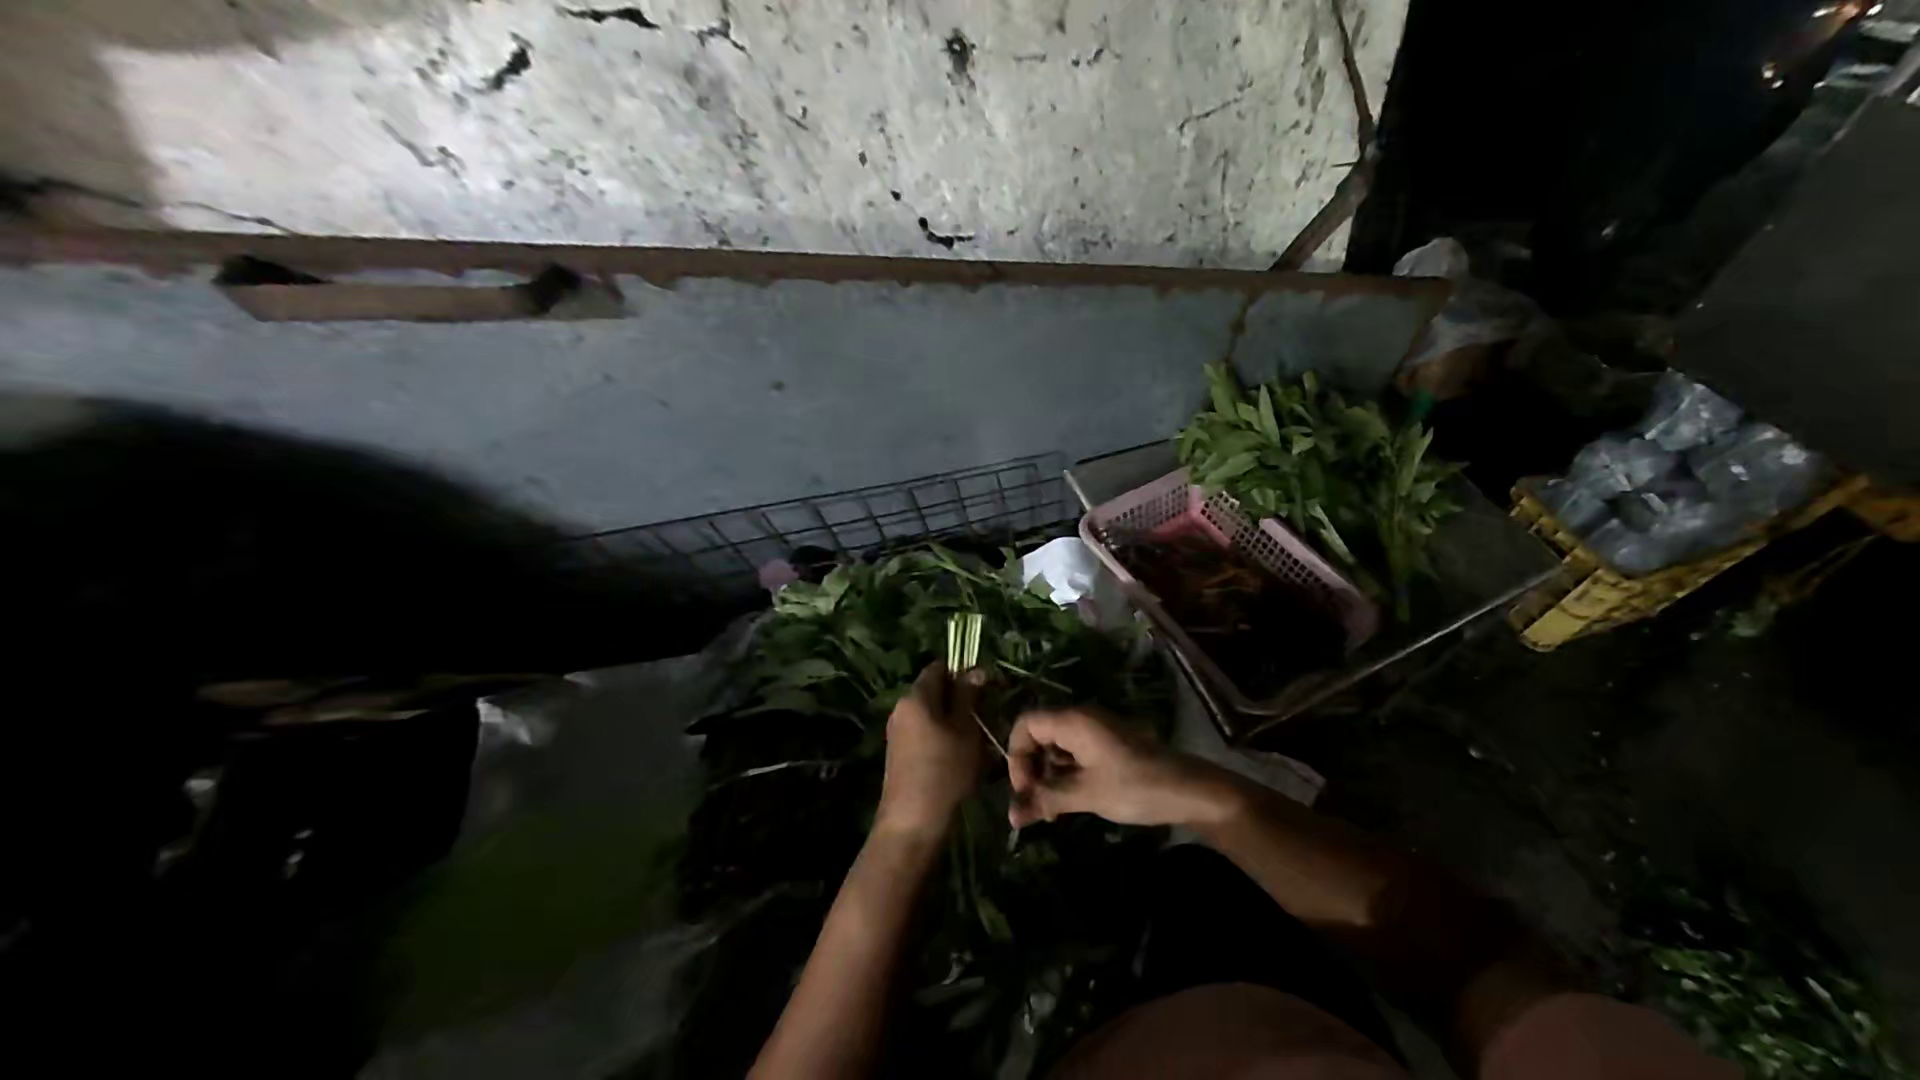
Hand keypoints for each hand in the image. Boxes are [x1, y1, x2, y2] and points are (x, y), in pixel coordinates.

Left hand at [875, 662, 985, 837]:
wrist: (913, 820)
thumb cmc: (945, 769)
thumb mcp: (965, 729)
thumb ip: (968, 696)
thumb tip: (974, 670)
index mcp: (915, 696)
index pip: (939, 668)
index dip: (963, 672)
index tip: (986, 687)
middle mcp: (901, 708)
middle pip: (935, 691)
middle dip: (961, 699)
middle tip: (987, 715)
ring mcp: (897, 731)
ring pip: (932, 714)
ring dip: (954, 721)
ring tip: (978, 740)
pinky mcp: (899, 752)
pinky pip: (925, 733)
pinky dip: (943, 737)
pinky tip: (960, 756)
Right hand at [1007, 707, 1240, 828]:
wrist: (1189, 791)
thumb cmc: (1134, 787)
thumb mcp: (1086, 795)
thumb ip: (1045, 800)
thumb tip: (1010, 817)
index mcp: (1073, 720)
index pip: (1025, 724)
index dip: (1016, 756)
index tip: (1024, 790)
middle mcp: (1081, 718)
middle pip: (1038, 734)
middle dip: (1030, 768)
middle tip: (1035, 804)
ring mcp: (1096, 730)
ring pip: (1055, 746)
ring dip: (1047, 775)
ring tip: (1052, 810)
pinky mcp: (1107, 744)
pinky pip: (1073, 753)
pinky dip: (1065, 774)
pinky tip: (1069, 801)